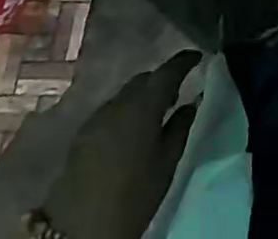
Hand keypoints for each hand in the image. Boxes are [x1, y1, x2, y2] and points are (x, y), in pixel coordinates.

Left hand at [41, 50, 201, 238]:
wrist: (79, 228)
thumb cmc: (132, 196)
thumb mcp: (166, 164)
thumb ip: (180, 128)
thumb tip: (191, 103)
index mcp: (143, 106)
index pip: (167, 72)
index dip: (183, 61)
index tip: (198, 56)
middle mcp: (118, 103)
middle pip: (144, 79)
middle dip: (162, 80)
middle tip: (178, 93)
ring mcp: (97, 116)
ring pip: (126, 94)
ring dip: (142, 96)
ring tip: (156, 114)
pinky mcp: (83, 132)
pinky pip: (111, 109)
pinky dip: (126, 111)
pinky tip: (132, 132)